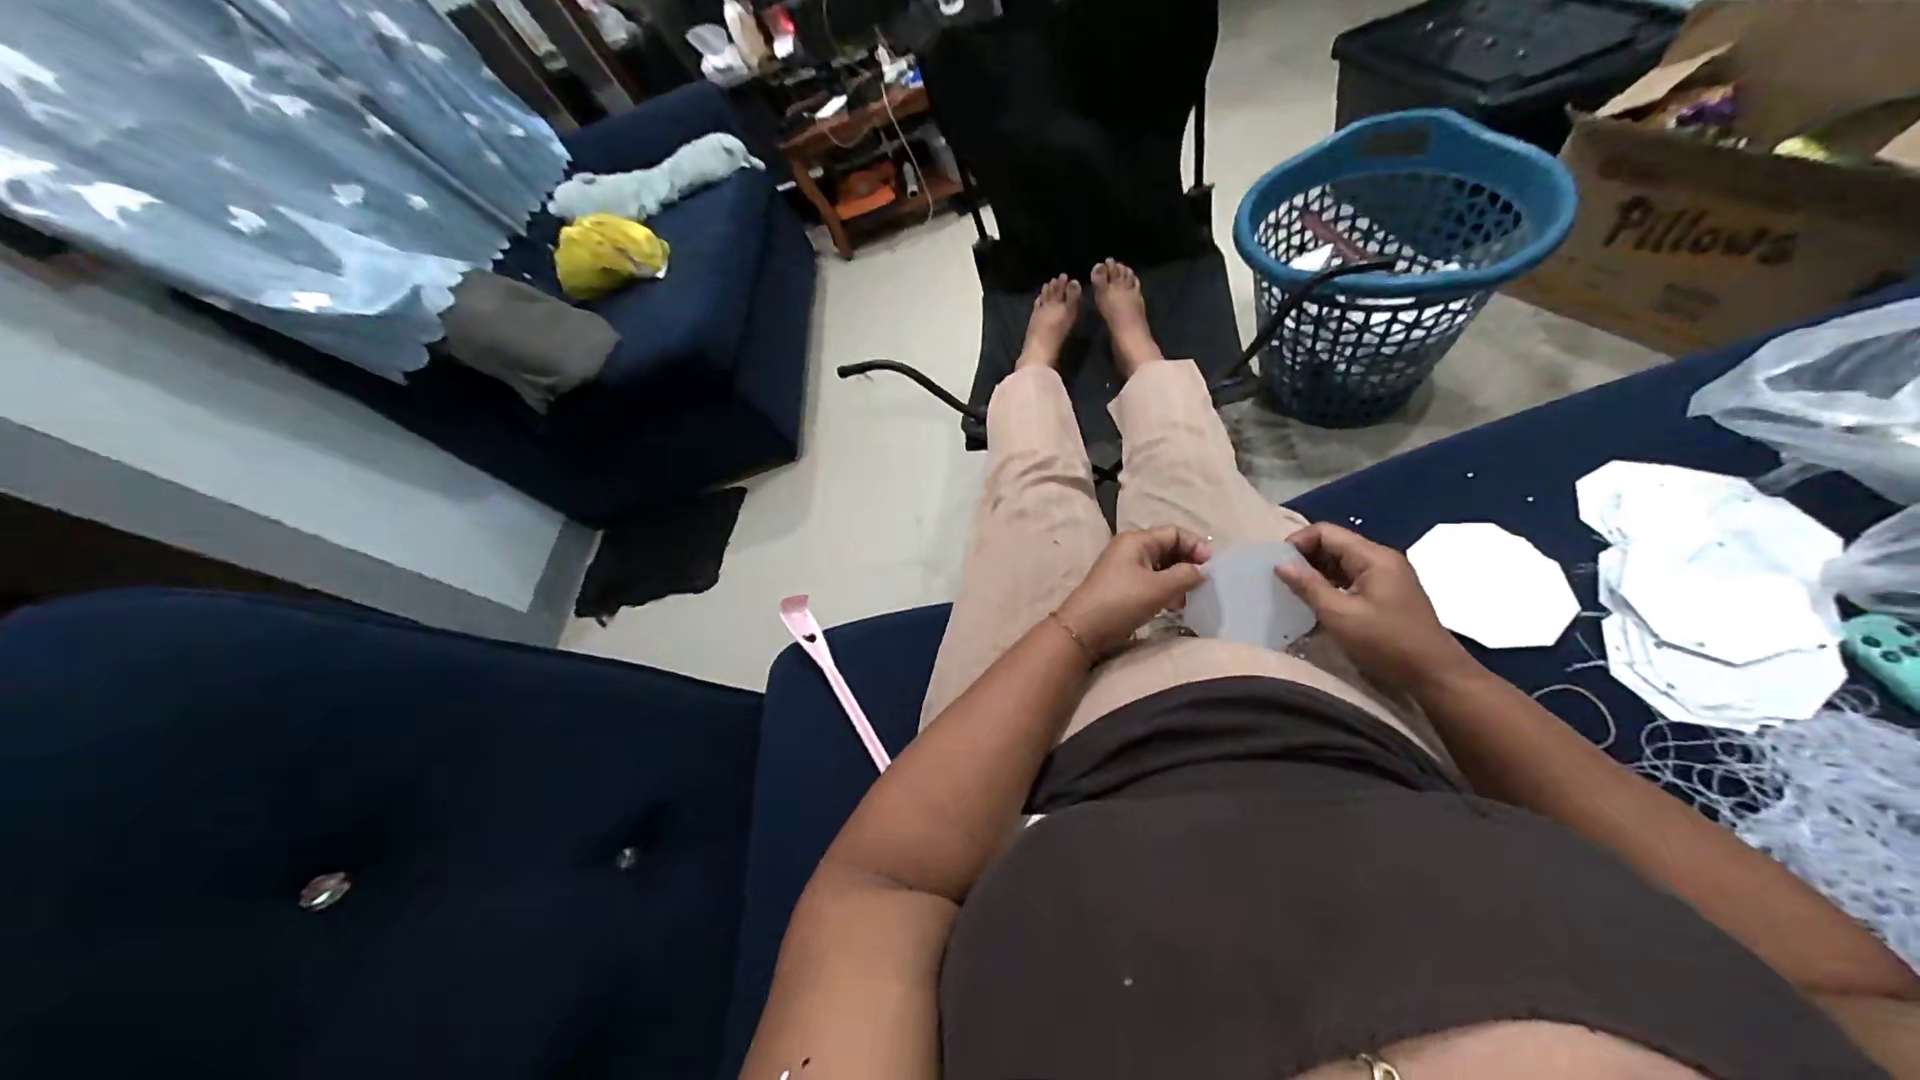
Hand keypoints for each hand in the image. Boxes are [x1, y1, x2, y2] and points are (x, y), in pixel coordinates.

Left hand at [1055, 526, 1210, 655]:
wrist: (1083, 629)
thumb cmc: (1121, 602)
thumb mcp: (1159, 588)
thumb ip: (1185, 575)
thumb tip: (1200, 571)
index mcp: (1136, 540)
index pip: (1174, 533)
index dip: (1196, 546)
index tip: (1211, 567)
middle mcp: (1129, 549)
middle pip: (1168, 549)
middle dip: (1187, 565)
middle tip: (1201, 585)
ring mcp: (1124, 568)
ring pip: (1160, 567)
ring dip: (1176, 581)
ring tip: (1185, 600)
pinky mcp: (1122, 587)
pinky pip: (1150, 582)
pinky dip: (1164, 591)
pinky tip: (1170, 607)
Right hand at [1275, 522, 1481, 691]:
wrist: (1435, 674)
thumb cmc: (1386, 643)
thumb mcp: (1340, 616)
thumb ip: (1309, 586)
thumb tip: (1280, 564)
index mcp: (1373, 557)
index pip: (1325, 532)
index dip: (1297, 543)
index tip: (1276, 566)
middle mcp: (1381, 559)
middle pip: (1333, 544)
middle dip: (1304, 558)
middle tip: (1281, 581)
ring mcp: (1386, 575)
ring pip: (1340, 562)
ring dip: (1315, 573)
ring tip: (1294, 592)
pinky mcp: (1386, 592)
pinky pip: (1351, 577)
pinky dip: (1330, 585)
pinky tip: (1317, 602)